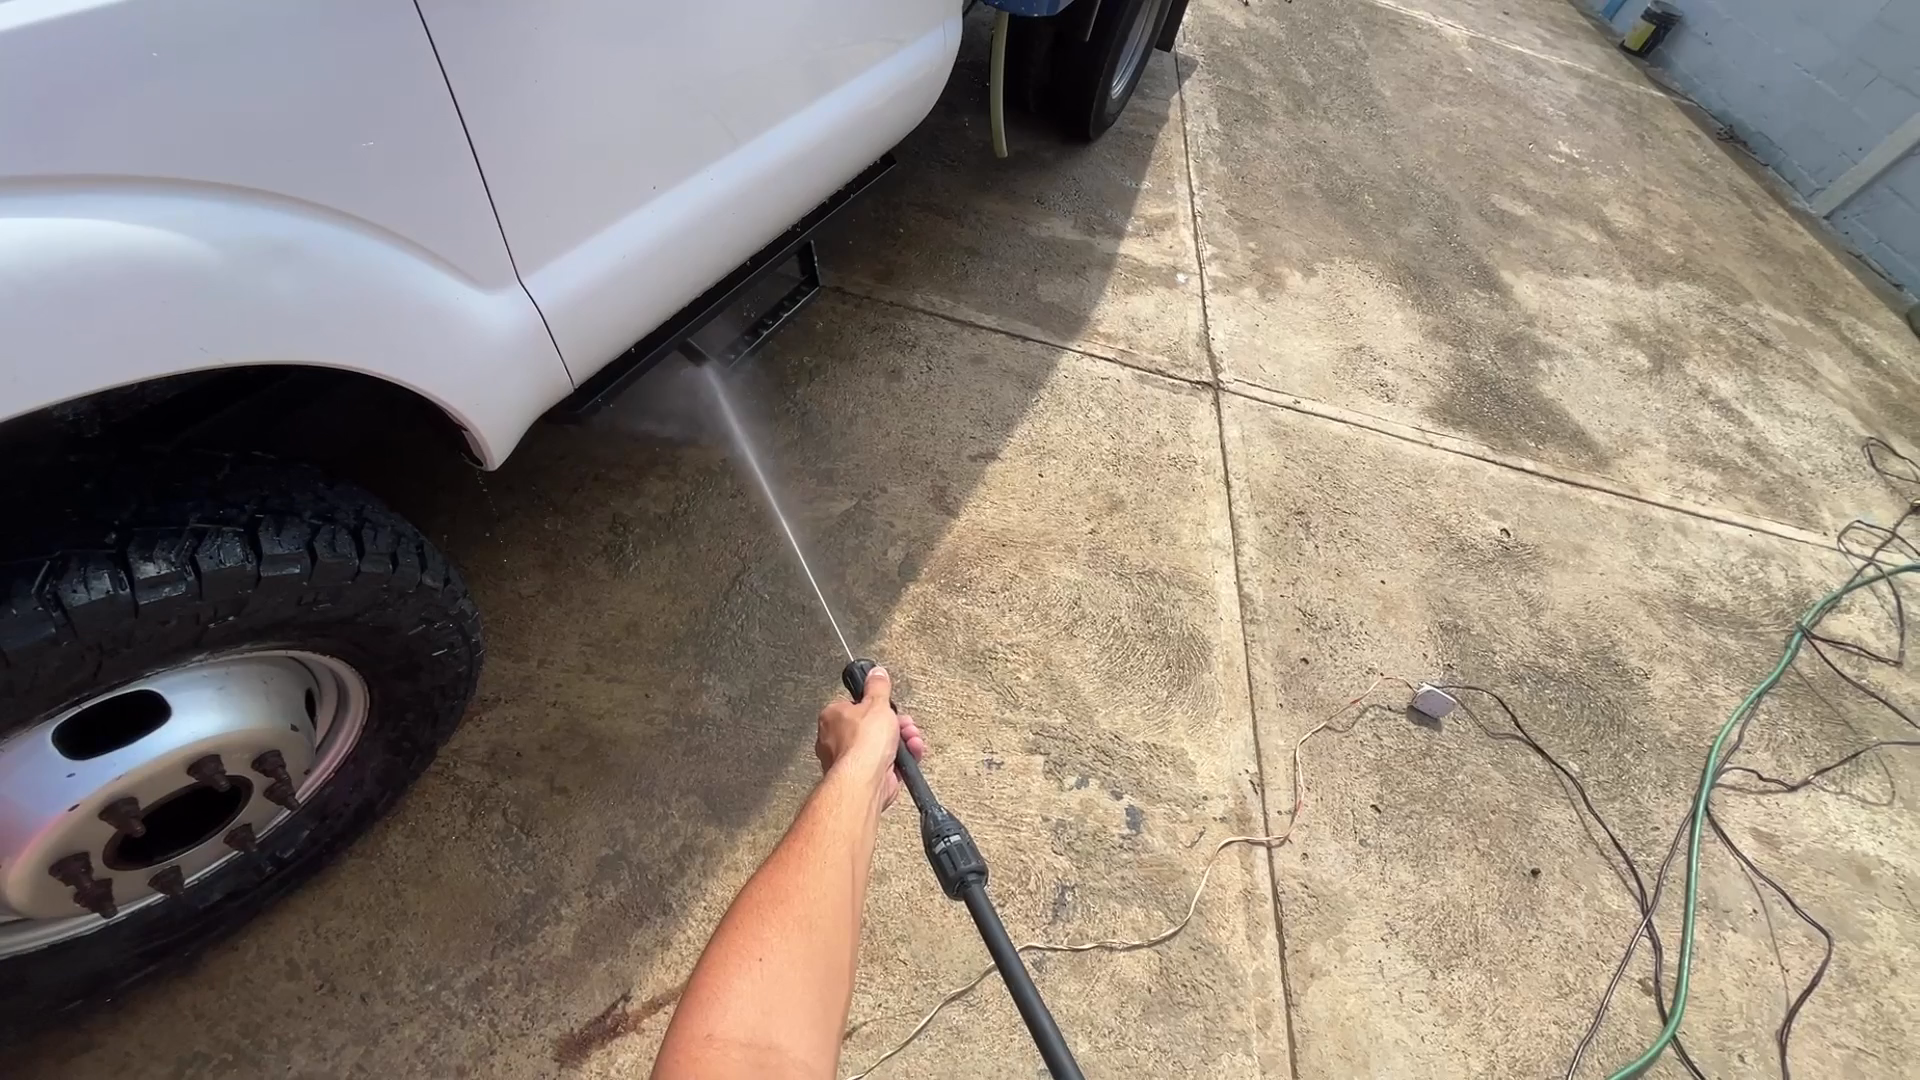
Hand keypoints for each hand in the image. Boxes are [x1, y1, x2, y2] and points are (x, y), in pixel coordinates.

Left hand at [815, 666, 926, 808]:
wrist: (865, 780)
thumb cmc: (861, 744)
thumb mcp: (877, 703)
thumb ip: (878, 687)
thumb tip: (877, 674)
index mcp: (833, 717)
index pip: (856, 704)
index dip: (877, 705)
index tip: (889, 706)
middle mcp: (838, 740)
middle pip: (874, 725)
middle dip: (896, 724)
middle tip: (903, 724)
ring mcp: (852, 760)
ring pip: (883, 745)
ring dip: (903, 740)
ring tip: (910, 739)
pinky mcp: (867, 776)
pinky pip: (889, 763)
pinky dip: (903, 759)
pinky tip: (910, 754)